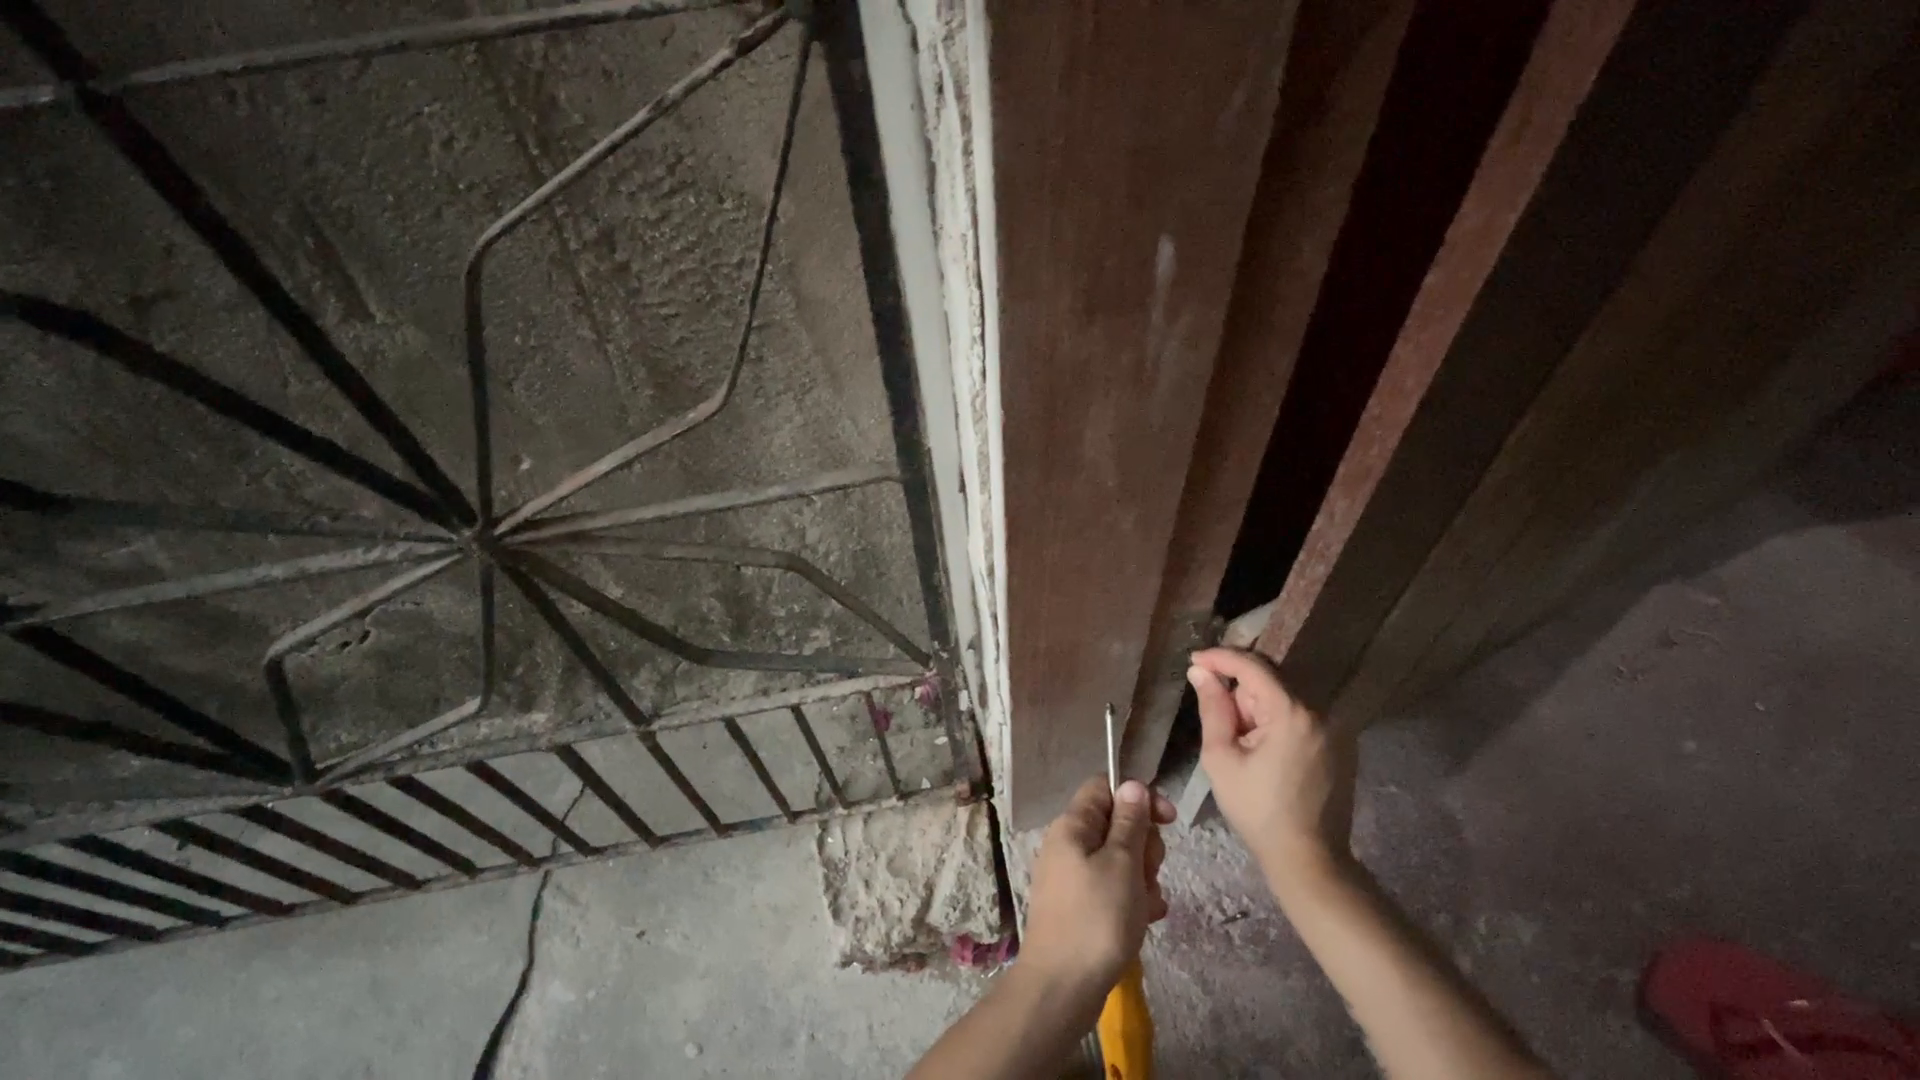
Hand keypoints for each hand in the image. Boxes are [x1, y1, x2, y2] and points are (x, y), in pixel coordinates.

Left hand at [1020, 776, 1175, 998]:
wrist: (1063, 986)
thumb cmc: (1096, 918)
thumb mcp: (1121, 864)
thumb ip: (1130, 822)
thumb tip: (1132, 784)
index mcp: (1072, 826)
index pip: (1105, 787)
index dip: (1138, 796)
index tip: (1167, 820)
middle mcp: (1069, 845)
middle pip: (1118, 824)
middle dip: (1144, 845)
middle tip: (1148, 871)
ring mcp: (1074, 877)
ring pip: (1122, 859)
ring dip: (1143, 877)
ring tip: (1146, 904)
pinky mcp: (1082, 906)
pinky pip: (1115, 889)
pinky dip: (1133, 900)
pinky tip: (1145, 919)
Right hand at [1188, 647, 1354, 876]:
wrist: (1307, 857)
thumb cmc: (1256, 810)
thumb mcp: (1221, 757)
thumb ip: (1213, 708)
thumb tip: (1201, 671)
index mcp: (1292, 712)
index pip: (1253, 666)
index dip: (1220, 658)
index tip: (1194, 659)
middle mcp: (1321, 711)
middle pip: (1270, 680)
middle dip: (1239, 690)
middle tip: (1217, 718)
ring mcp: (1336, 727)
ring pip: (1285, 697)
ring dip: (1257, 707)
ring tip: (1240, 742)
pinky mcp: (1341, 743)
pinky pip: (1301, 715)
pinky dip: (1277, 720)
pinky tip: (1263, 751)